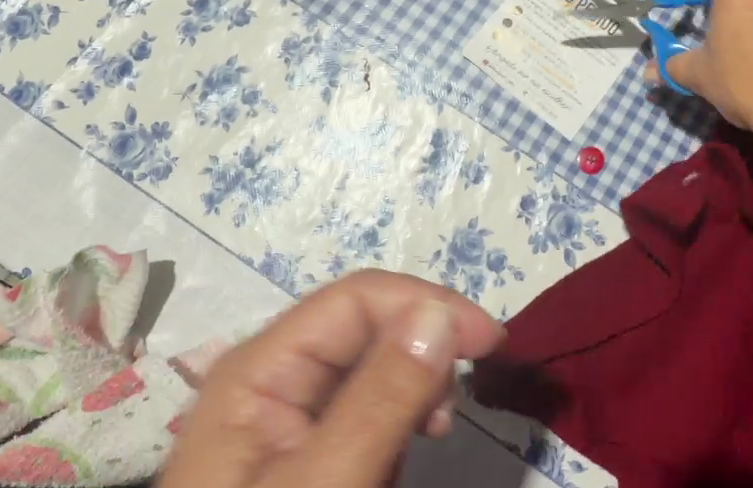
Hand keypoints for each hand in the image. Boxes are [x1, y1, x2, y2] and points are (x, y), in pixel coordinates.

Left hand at [159, 270, 503, 487]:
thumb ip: (380, 400)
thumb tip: (440, 313)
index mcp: (260, 370)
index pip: (358, 299)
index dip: (428, 305)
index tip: (491, 346)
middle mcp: (273, 378)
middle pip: (367, 327)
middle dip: (423, 350)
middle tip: (454, 411)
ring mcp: (288, 418)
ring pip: (374, 365)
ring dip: (416, 387)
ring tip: (431, 435)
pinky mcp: (307, 453)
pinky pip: (367, 409)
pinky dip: (400, 421)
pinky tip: (404, 454)